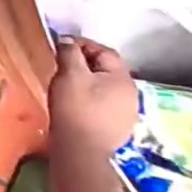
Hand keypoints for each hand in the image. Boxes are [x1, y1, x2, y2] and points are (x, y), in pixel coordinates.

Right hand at [48, 36, 137, 156]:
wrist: (81, 150)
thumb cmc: (75, 108)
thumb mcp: (69, 74)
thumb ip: (69, 52)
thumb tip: (67, 41)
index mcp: (123, 79)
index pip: (103, 51)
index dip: (81, 44)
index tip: (60, 44)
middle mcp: (131, 94)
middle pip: (106, 69)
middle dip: (84, 62)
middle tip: (62, 62)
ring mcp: (127, 113)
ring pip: (105, 87)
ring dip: (88, 80)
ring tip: (66, 82)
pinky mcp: (117, 127)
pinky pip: (103, 103)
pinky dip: (90, 97)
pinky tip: (75, 102)